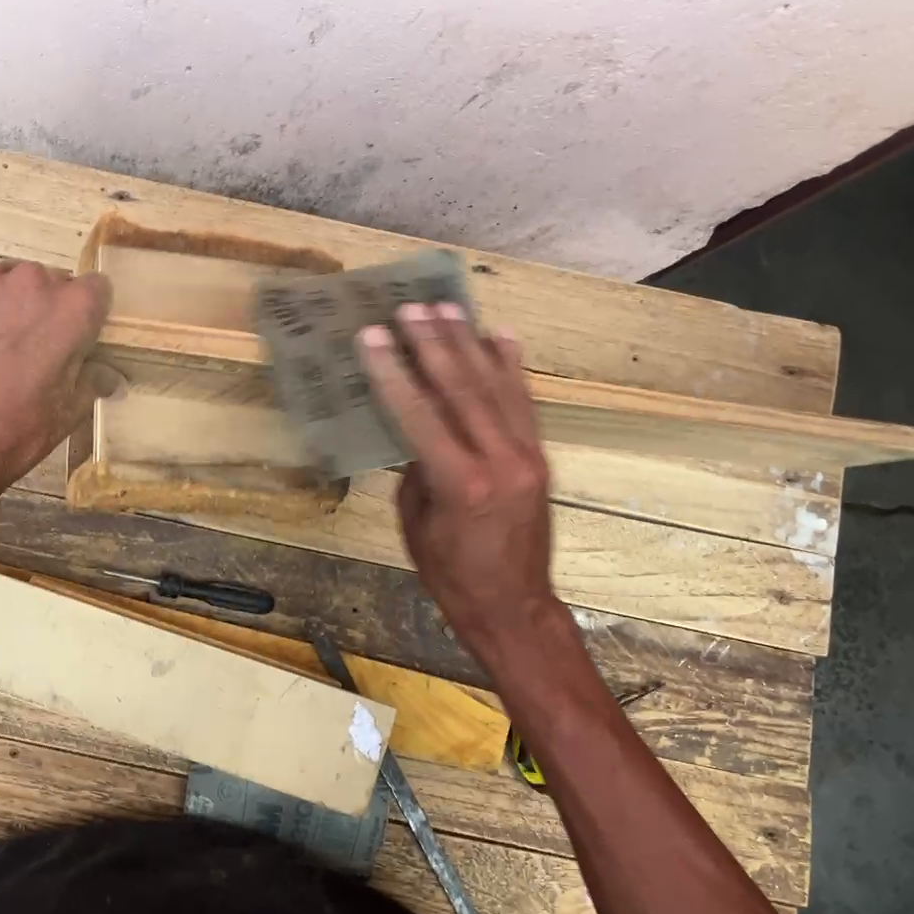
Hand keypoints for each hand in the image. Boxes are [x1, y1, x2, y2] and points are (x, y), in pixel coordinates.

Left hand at [0, 260, 117, 500]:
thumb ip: (92, 380)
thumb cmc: (11, 435)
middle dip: (36, 310)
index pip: (94, 289)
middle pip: (43, 282)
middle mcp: (30, 280)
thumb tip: (111, 374)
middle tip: (18, 352)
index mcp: (73, 310)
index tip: (68, 339)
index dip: (82, 316)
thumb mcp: (66, 415)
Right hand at [356, 303, 561, 666]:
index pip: (420, 414)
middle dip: (433, 344)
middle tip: (410, 308)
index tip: (373, 336)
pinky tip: (499, 336)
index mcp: (461, 483)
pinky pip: (524, 402)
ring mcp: (527, 455)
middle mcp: (501, 461)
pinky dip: (511, 366)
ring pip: (496, 386)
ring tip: (446, 308)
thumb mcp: (416, 522)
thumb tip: (411, 429)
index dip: (393, 372)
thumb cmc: (450, 574)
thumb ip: (415, 469)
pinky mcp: (540, 456)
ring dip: (468, 343)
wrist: (513, 604)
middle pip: (463, 388)